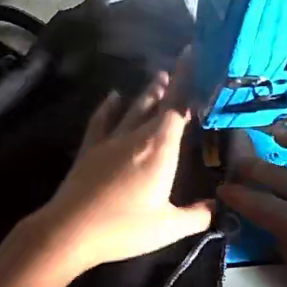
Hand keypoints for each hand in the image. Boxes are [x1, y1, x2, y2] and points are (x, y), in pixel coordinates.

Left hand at [36, 51, 215, 272]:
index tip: (195, 55)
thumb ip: (197, 215)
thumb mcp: (169, 227)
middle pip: (155, 103)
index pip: (177, 107)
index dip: (188, 81)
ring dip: (146, 93)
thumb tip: (217, 207)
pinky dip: (109, 106)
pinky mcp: (89, 150)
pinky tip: (114, 96)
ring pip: (132, 108)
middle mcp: (135, 136)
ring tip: (158, 77)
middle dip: (169, 85)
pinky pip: (101, 120)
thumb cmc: (124, 228)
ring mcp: (109, 140)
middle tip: (179, 68)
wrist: (69, 231)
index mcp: (159, 149)